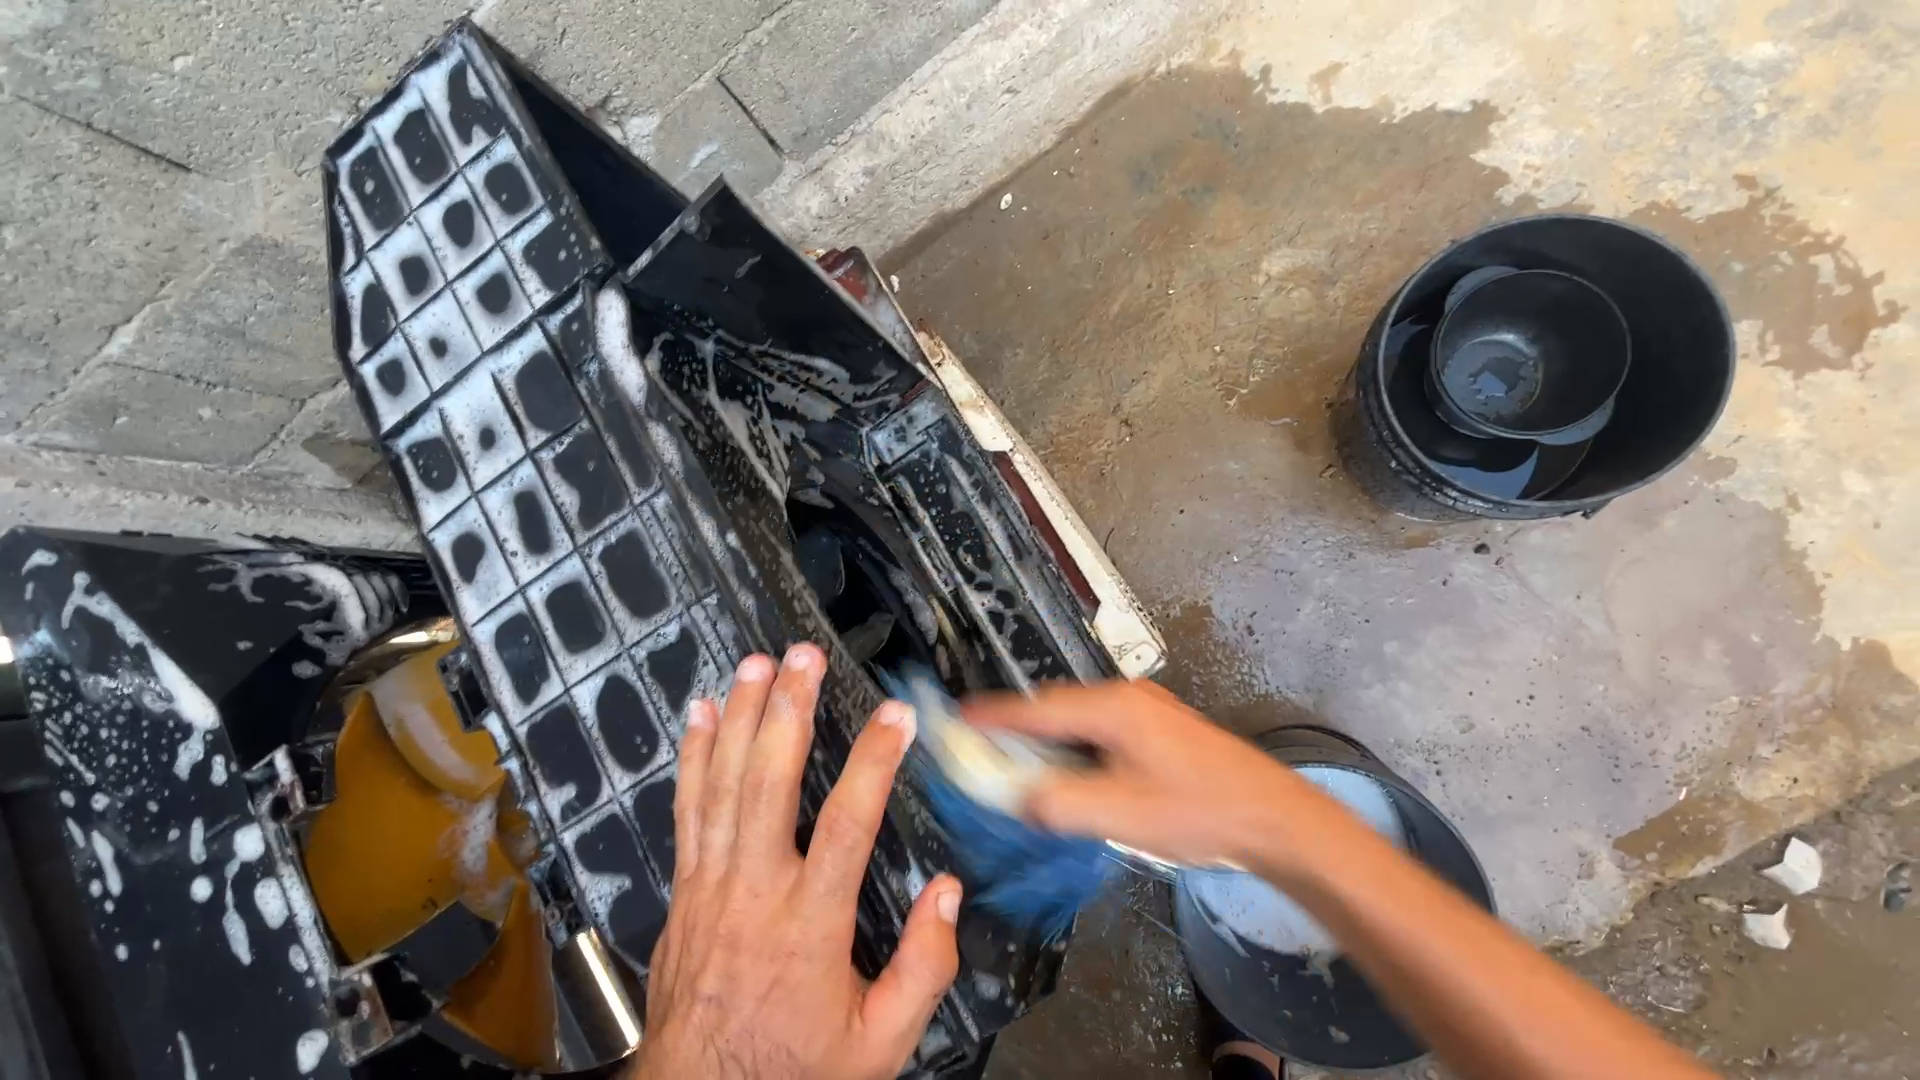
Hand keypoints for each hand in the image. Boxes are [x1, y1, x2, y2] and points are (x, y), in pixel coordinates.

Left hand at [633, 645, 963, 1079]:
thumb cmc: (794, 1067)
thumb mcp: (879, 1041)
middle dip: (789, 710)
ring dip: (740, 717)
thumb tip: (948, 891)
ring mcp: (712, 882)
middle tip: (803, 657)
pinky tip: (699, 713)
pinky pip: (687, 808)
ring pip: (723, 783)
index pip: (848, 824)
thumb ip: (923, 966)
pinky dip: (693, 756)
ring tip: (755, 664)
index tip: (898, 716)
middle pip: (769, 782)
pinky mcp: (685, 886)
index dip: (874, 761)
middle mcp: (755, 888)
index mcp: (809, 922)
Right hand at [962, 680, 1323, 869]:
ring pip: (1080, 721)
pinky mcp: (1163, 731)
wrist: (1278, 820)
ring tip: (1024, 768)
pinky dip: (1077, 749)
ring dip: (1050, 742)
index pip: (1036, 708)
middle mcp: (1128, 699)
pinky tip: (1076, 775)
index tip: (958, 718)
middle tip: (987, 754)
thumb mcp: (1120, 814)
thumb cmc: (1201, 812)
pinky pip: (1103, 732)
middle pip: (1056, 709)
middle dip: (1019, 731)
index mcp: (1113, 709)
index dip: (993, 716)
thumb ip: (1058, 804)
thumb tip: (1019, 798)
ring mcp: (1149, 712)